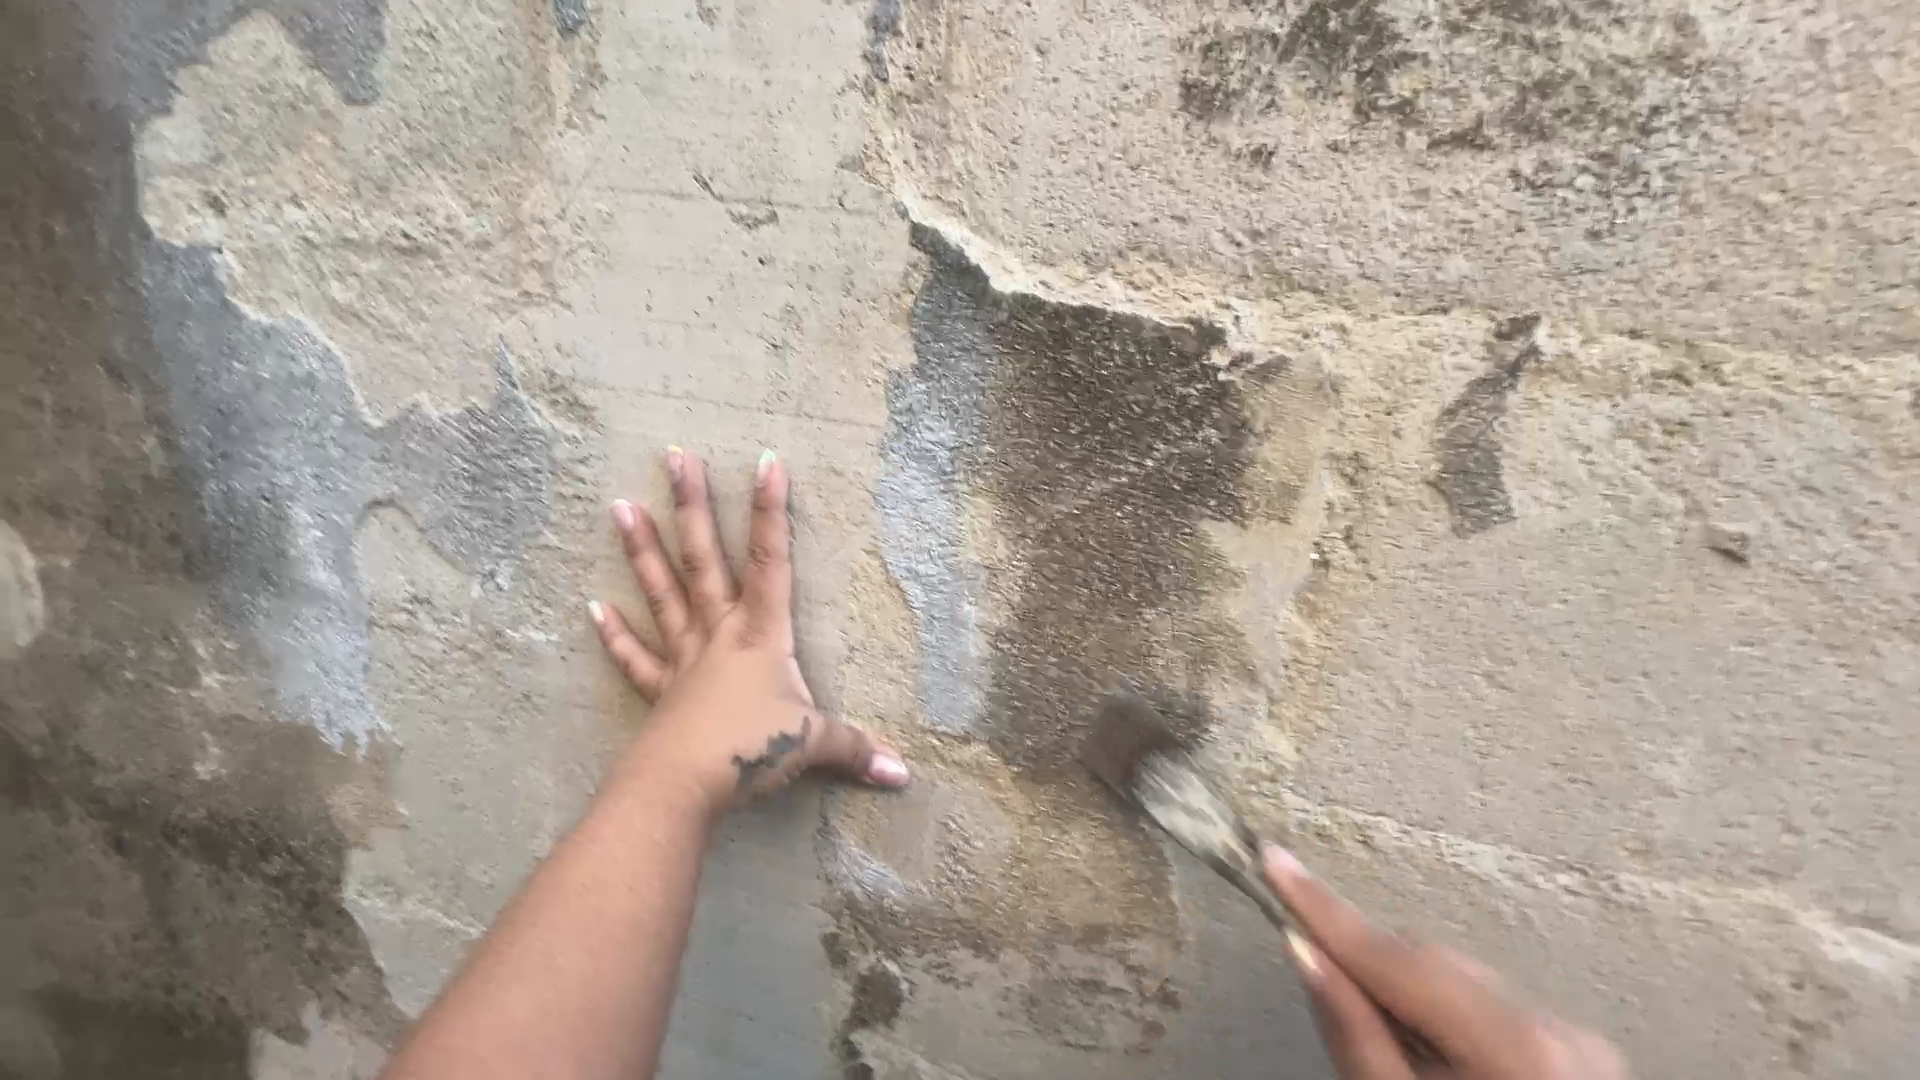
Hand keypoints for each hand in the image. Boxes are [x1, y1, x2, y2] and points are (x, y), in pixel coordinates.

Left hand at [589, 447, 909, 819]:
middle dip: (693, 505)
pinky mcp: (660, 690)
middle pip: (705, 558)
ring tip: (619, 505)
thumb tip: (904, 774)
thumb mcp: (814, 743)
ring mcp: (684, 657)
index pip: (773, 559)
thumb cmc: (750, 750)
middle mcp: (719, 632)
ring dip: (642, 550)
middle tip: (674, 457)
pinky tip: (592, 607)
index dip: (772, 509)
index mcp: (761, 633)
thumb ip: (857, 749)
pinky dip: (615, 635)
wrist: (681, 786)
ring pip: (662, 591)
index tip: (766, 460)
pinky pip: (636, 657)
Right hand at [1263, 846, 1628, 1079]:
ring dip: (1404, 992)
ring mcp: (1580, 1037)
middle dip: (1368, 966)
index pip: (1393, 956)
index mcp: (1517, 1048)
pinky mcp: (1582, 1049)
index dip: (1323, 907)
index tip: (1271, 856)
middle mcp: (1558, 1024)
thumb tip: (1301, 948)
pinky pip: (1484, 1002)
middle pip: (1424, 960)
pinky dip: (1442, 1014)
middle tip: (1325, 989)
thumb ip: (1353, 1033)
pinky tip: (1436, 1060)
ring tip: (1395, 1053)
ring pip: (1452, 976)